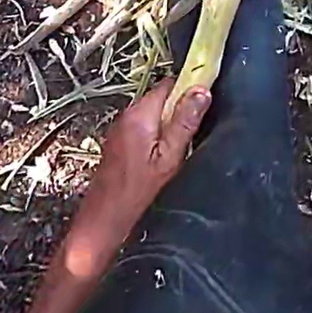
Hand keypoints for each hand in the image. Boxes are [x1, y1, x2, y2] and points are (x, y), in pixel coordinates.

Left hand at [0, 83, 209, 312]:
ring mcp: (121, 131)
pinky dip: (160, 138)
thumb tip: (201, 89)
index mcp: (140, 115)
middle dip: (182, 109)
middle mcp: (127, 116)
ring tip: (185, 150)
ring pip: (155, 116)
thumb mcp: (170, 160)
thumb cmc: (137, 196)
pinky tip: (168, 161)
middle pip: (162, 98)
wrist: (101, 228)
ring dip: (172, 126)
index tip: (210, 102)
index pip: (170, 84)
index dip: (191, 88)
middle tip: (199, 133)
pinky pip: (147, 130)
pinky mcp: (120, 146)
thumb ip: (184, 123)